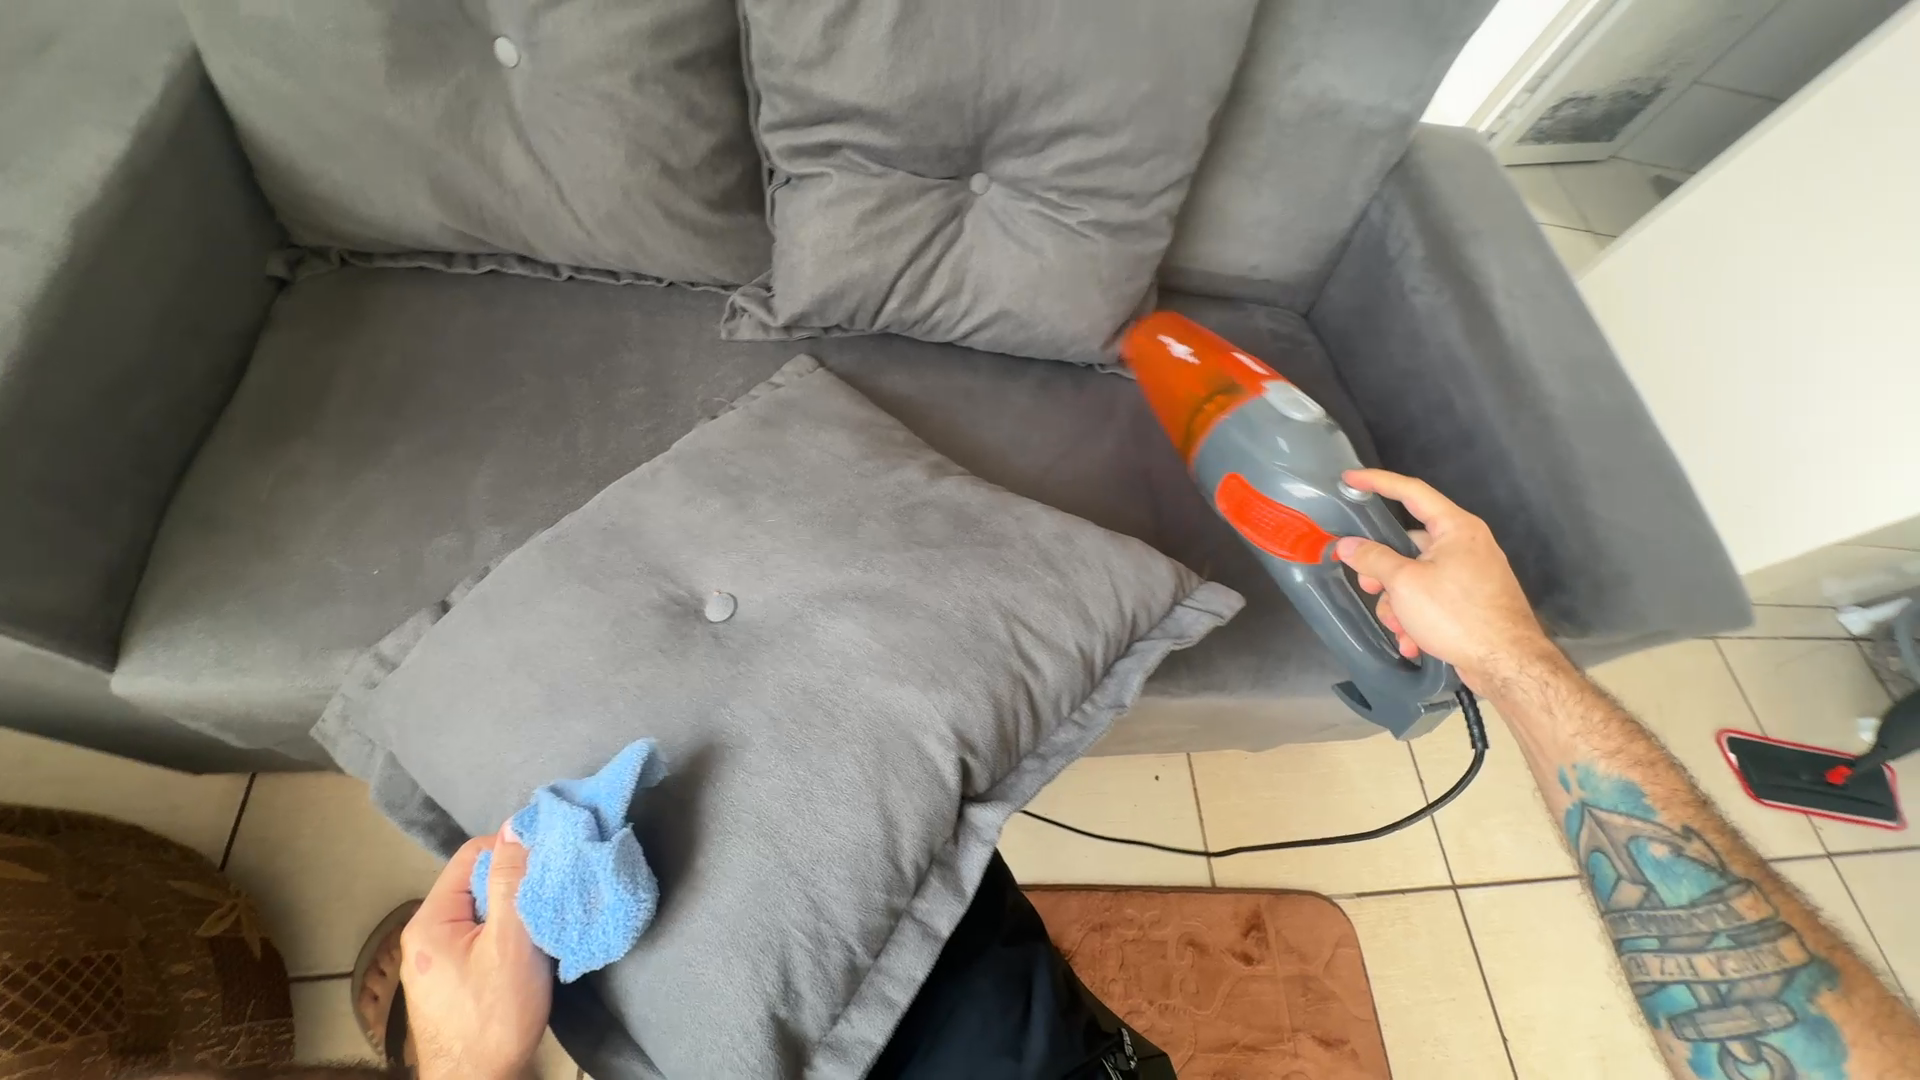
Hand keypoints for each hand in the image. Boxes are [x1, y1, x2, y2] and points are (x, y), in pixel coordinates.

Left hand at [401, 825, 553, 1079]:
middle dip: (520, 878)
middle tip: (555, 885)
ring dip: (520, 904)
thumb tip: (514, 825)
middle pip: (481, 880)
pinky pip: (488, 931)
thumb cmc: (495, 1014)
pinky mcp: (458, 974)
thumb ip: (511, 881)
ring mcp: (442, 956)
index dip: (514, 847)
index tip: (550, 856)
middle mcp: (429, 933)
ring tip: (550, 912)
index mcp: (431, 920)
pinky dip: (515, 927)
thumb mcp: (510, 941)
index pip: (474, 854)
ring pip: (488, 907)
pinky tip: (537, 939)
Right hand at [1333, 469, 1564, 693]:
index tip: (1349, 479)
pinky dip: (1414, 617)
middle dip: (1382, 571)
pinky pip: (1429, 598)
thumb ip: (1372, 558)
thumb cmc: (1457, 614)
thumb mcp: (1404, 583)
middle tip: (1368, 587)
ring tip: (1400, 626)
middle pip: (1406, 544)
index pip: (1411, 492)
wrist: (1507, 664)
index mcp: (1455, 528)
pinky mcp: (1468, 600)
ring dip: (1397, 603)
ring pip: (1413, 576)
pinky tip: (1412, 640)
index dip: (1377, 482)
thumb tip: (1347, 545)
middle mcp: (1465, 545)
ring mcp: (1468, 574)